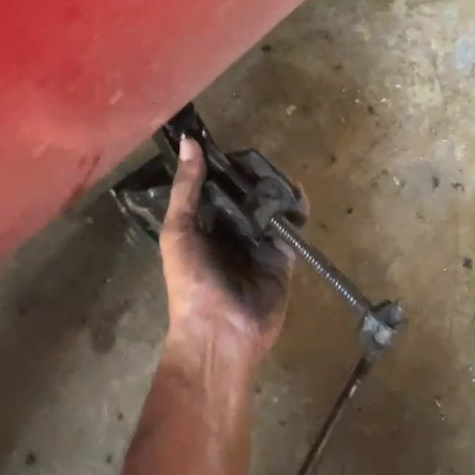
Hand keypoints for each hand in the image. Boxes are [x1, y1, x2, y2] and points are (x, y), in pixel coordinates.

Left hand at [159, 137, 293, 365]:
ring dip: (274, 188)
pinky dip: (295, 208)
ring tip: (277, 172)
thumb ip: (185, 188)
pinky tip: (296, 192)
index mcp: (201, 223)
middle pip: (244, 192)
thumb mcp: (178, 230)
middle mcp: (229, 229)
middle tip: (259, 157)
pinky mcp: (281, 255)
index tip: (229, 144)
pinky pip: (290, 226)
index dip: (221, 165)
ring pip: (268, 205)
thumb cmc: (190, 281)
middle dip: (251, 175)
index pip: (213, 185)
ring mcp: (257, 242)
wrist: (219, 332)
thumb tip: (189, 141)